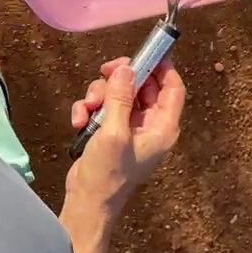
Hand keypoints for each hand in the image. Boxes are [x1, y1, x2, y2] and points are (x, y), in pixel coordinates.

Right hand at [65, 57, 184, 217]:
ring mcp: (129, 127)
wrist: (87, 202)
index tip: (146, 50)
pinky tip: (78, 121)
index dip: (163, 67)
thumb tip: (126, 69)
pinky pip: (103, 107)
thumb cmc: (107, 172)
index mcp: (162, 127)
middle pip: (141, 86)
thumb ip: (120, 98)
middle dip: (119, 79)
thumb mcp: (113, 132)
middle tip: (104, 71)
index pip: (172, 88)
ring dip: (98, 96)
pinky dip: (89, 109)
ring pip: (118, 93)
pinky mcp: (110, 131)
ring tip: (86, 110)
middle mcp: (149, 125)